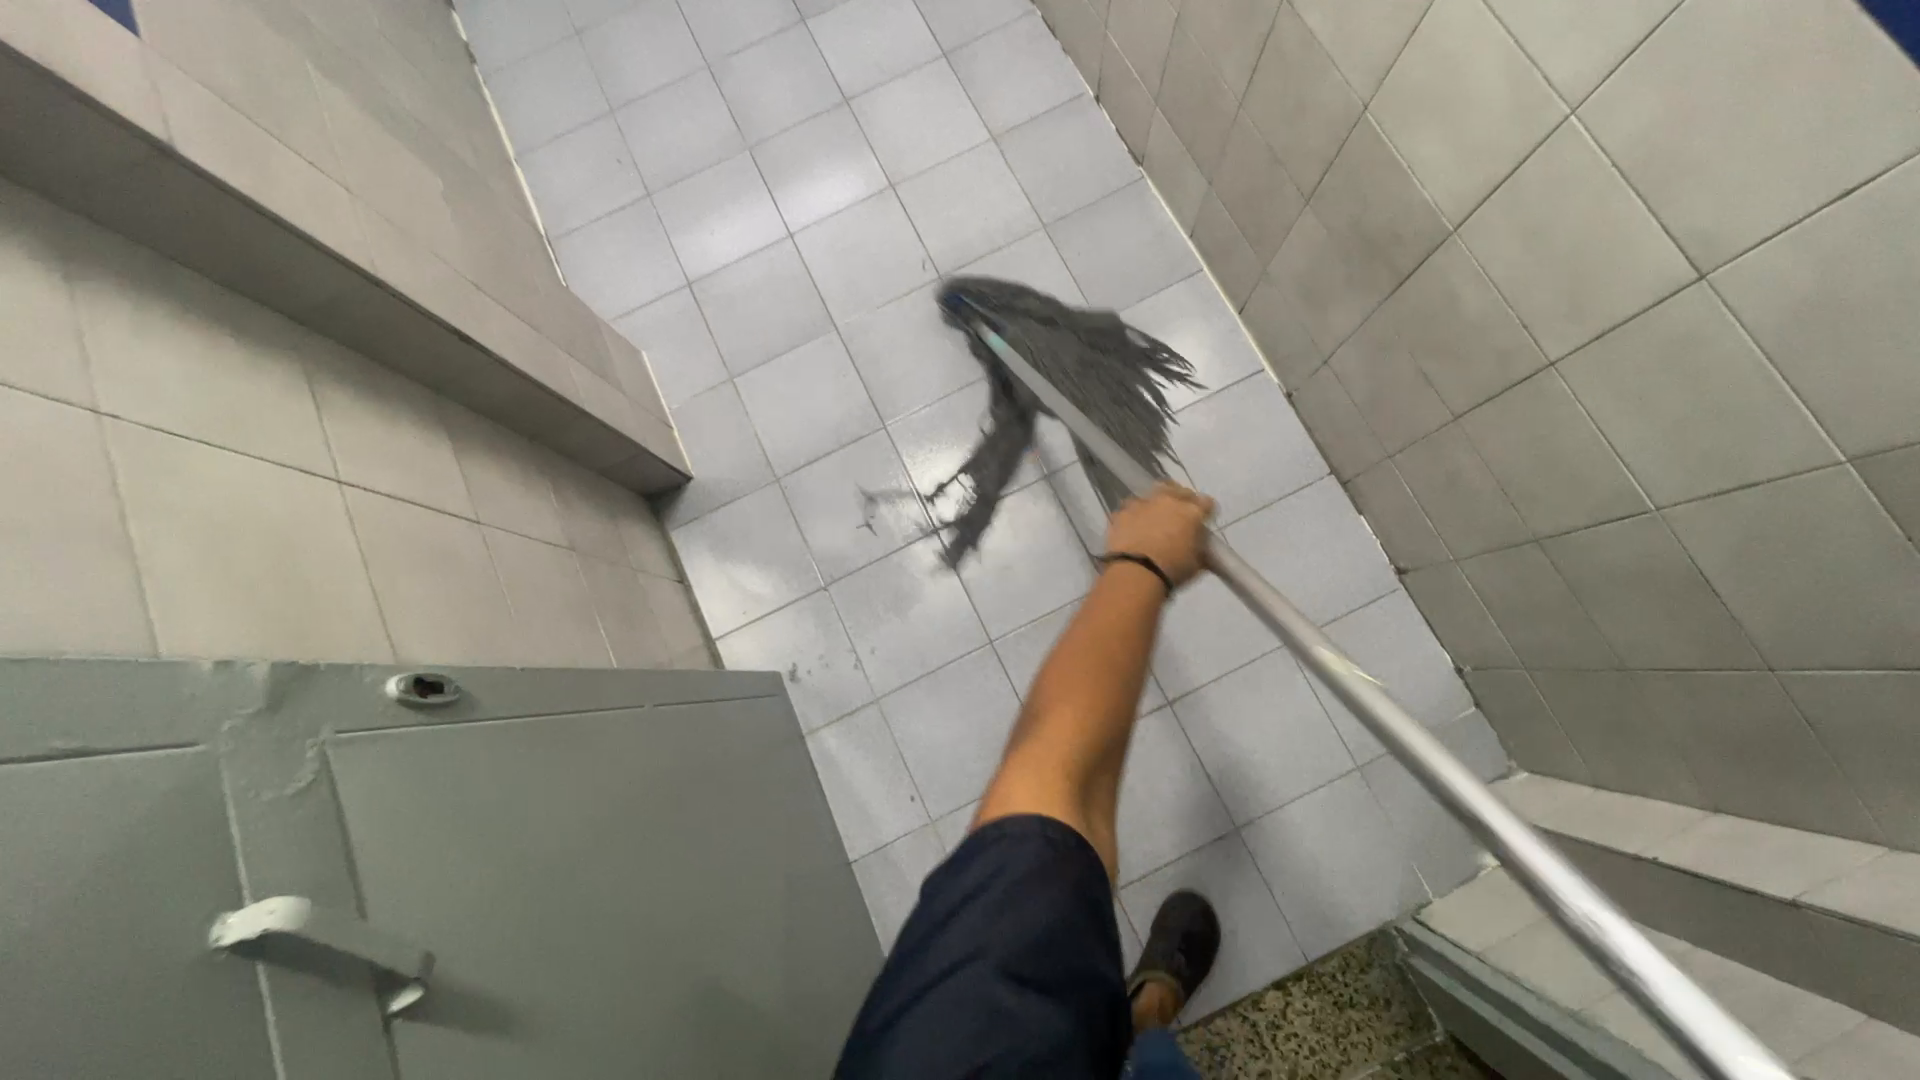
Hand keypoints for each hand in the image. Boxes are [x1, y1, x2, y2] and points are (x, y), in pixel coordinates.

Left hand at [1103, 483, 1216, 588]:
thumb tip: (1199, 547)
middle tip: (1179, 516)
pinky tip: (1132, 527)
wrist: (1134, 574)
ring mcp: (1143, 504)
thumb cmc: (1171, 571)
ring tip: (1153, 519)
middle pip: (1179, 490)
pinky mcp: (1121, 512)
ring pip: (1153, 494)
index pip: (1206, 502)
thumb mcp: (1196, 564)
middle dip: (1181, 500)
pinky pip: (1130, 508)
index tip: (1202, 521)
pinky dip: (1134, 515)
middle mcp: (1168, 501)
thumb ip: (1199, 548)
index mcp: (1192, 512)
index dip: (1205, 512)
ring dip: (1156, 504)